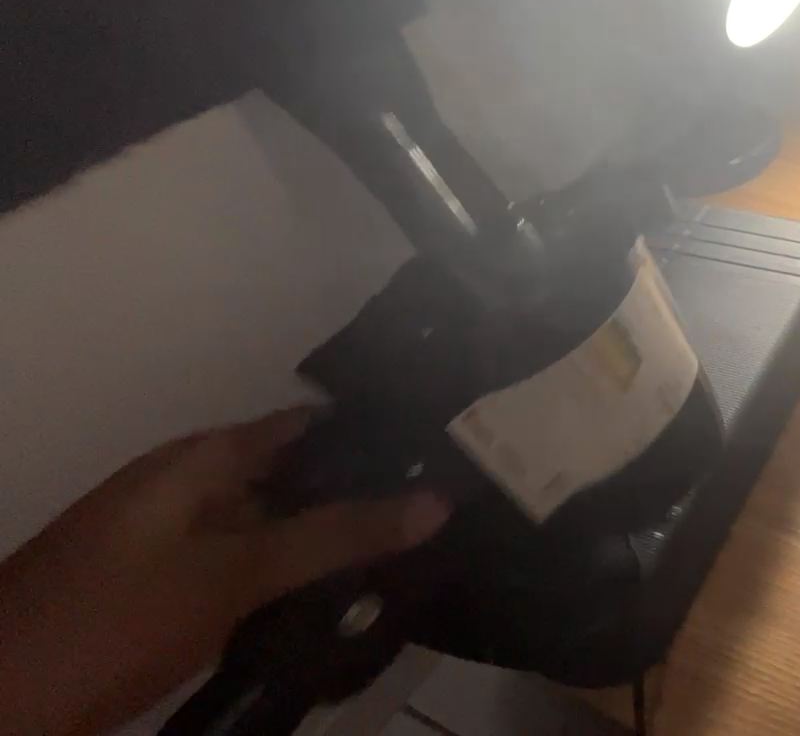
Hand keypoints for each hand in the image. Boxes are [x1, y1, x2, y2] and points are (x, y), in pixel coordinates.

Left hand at [0, 411, 448, 735]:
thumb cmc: (108, 623)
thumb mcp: (235, 573)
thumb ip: (341, 533)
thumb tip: (442, 501)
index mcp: (199, 463)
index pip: (312, 423)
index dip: (377, 427)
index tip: (445, 441)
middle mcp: (191, 490)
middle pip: (301, 473)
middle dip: (369, 486)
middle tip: (446, 495)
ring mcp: (177, 545)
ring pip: (282, 523)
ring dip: (338, 532)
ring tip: (418, 539)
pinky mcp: (172, 592)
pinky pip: (259, 564)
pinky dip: (303, 569)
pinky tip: (350, 588)